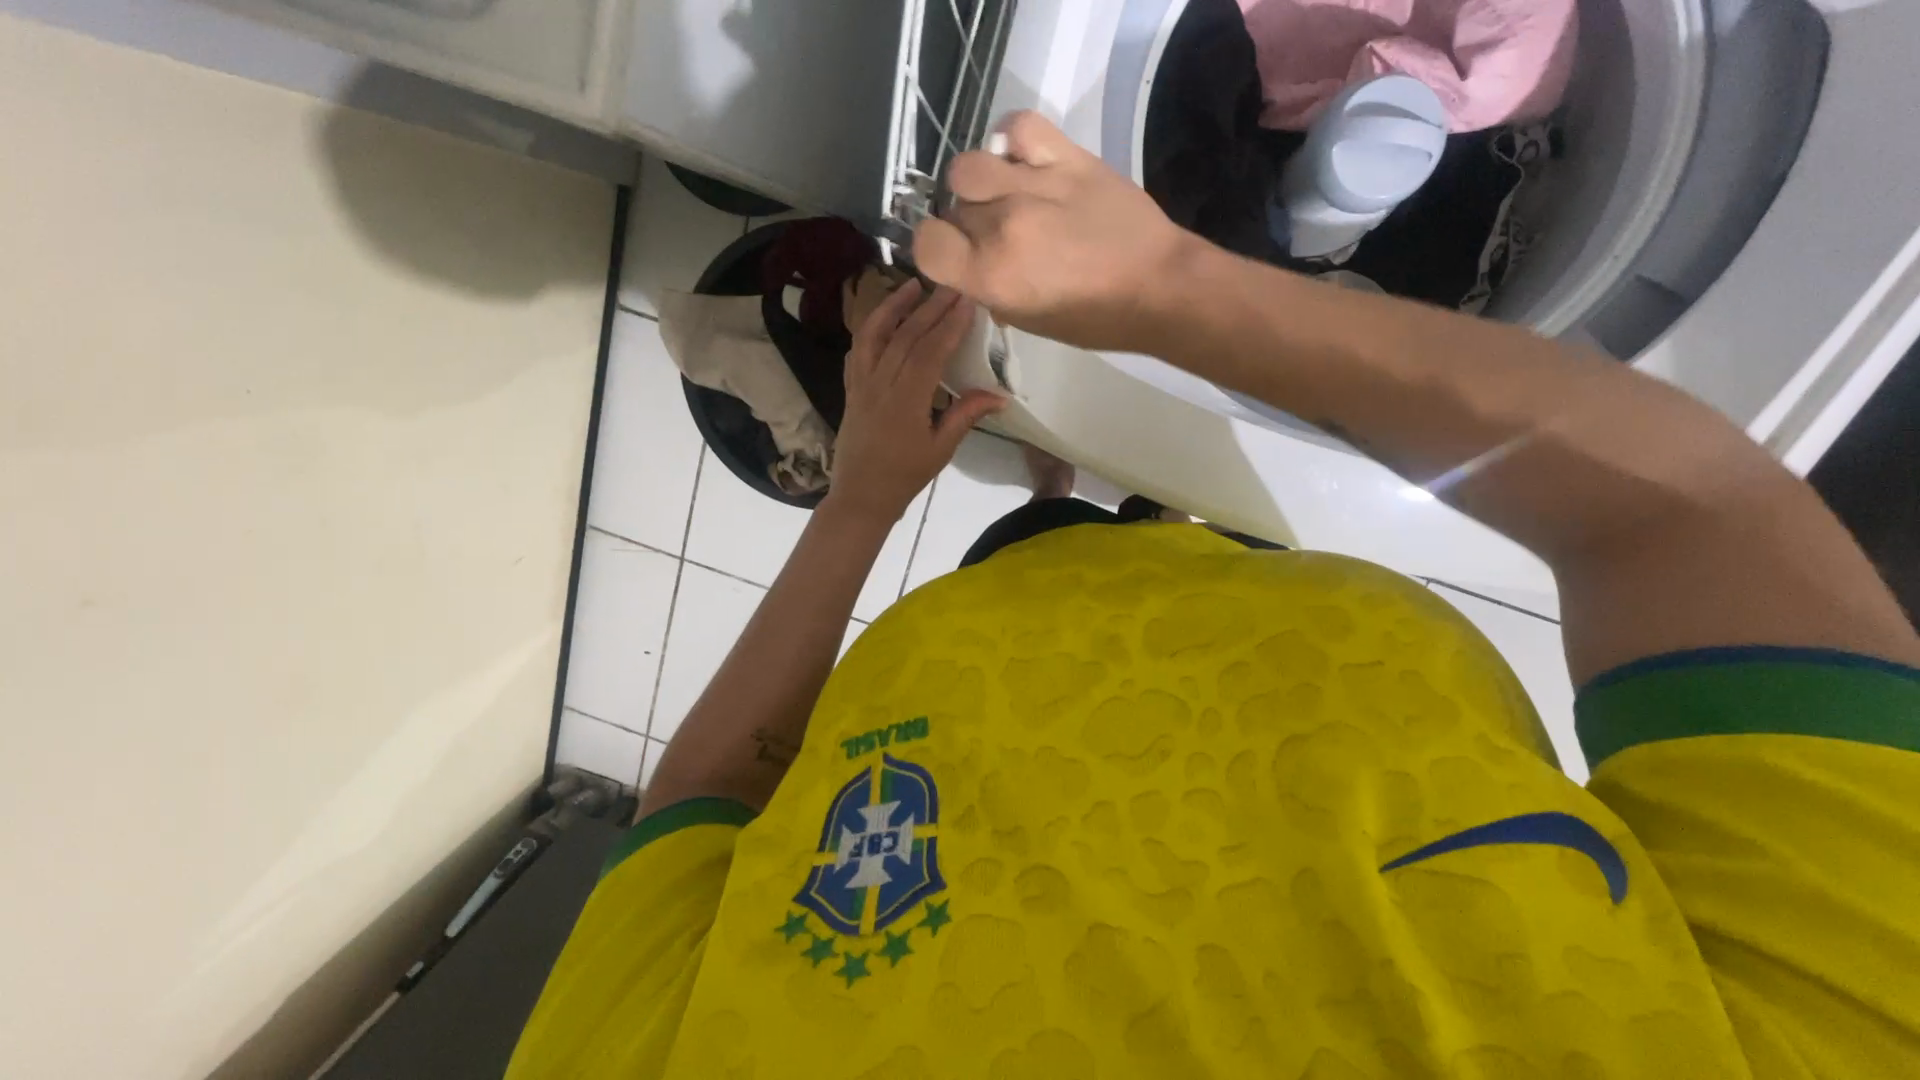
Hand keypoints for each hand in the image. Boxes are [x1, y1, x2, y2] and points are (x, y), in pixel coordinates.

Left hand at [825, 281, 1006, 523]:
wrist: (860, 497)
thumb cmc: (904, 477)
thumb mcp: (940, 450)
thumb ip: (966, 416)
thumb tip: (1001, 396)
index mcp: (905, 402)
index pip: (928, 353)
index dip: (949, 325)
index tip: (967, 301)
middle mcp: (879, 386)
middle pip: (905, 337)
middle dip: (930, 308)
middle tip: (952, 285)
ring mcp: (860, 385)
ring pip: (874, 336)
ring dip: (893, 307)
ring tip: (913, 285)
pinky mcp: (850, 389)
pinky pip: (857, 351)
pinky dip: (870, 329)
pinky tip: (883, 318)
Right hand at [913, 111, 1198, 351]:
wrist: (1158, 287)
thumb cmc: (1094, 319)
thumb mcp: (1030, 321)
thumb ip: (991, 291)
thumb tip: (976, 268)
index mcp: (990, 275)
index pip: (926, 244)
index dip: (936, 251)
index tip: (957, 257)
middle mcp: (1002, 225)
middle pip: (953, 209)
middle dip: (968, 225)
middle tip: (1000, 237)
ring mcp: (1033, 185)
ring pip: (969, 167)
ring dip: (980, 184)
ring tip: (1007, 195)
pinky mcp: (1066, 157)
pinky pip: (1017, 126)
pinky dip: (1011, 138)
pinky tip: (1022, 159)